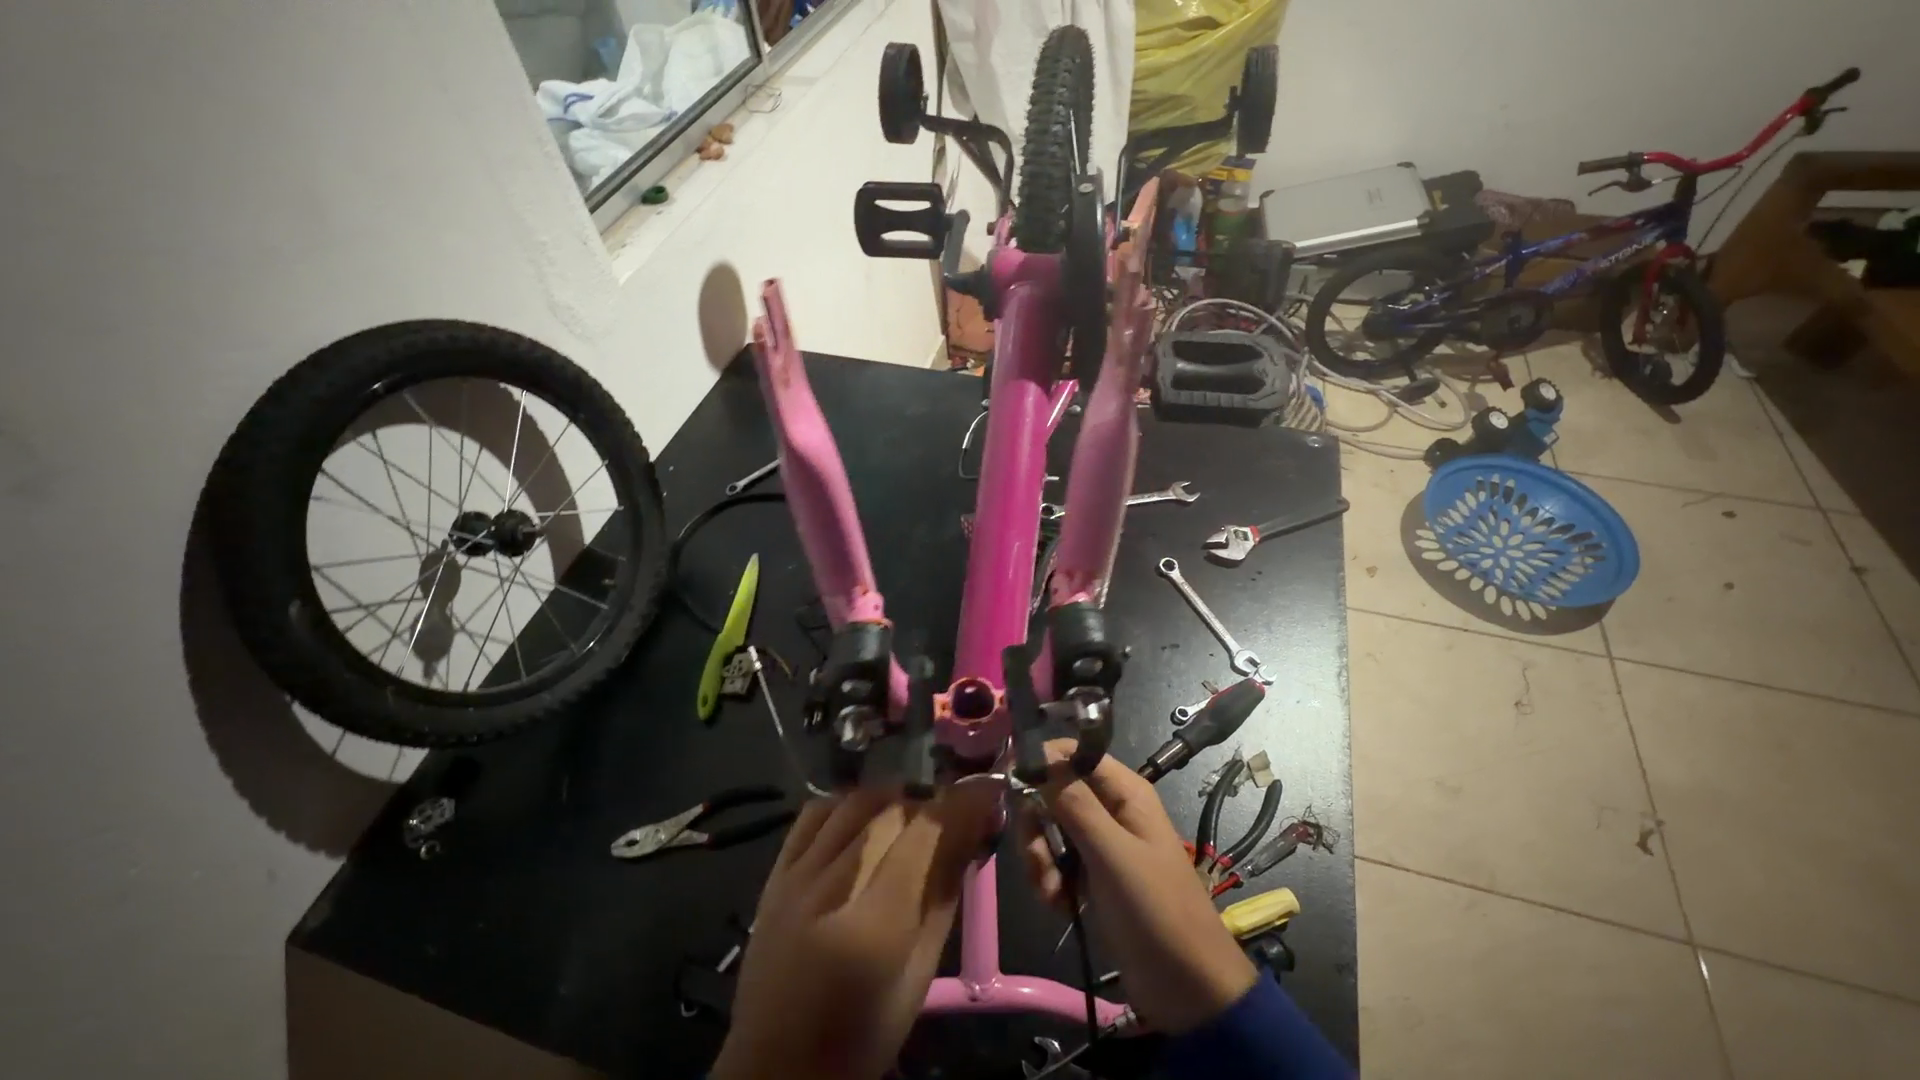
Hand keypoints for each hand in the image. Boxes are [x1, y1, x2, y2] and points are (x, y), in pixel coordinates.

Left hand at [712, 787, 993, 1079]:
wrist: (779, 1062)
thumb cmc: (863, 1032)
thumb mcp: (919, 974)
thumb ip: (944, 898)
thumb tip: (973, 833)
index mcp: (874, 925)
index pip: (926, 836)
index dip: (963, 803)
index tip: (989, 790)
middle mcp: (831, 888)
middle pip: (892, 812)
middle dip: (933, 804)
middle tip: (956, 817)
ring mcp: (795, 876)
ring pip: (854, 802)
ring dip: (894, 799)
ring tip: (914, 817)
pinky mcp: (773, 873)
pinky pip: (814, 813)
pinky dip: (848, 803)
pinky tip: (865, 818)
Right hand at [1022, 742, 1256, 1034]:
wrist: (1186, 986)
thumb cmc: (1154, 910)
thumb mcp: (1111, 853)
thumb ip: (1074, 803)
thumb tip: (1038, 753)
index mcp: (1125, 792)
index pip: (1072, 753)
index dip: (1040, 762)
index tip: (1009, 783)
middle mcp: (1111, 811)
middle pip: (1053, 793)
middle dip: (1036, 824)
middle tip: (1037, 855)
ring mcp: (1101, 846)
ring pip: (1049, 831)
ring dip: (1041, 859)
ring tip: (1051, 891)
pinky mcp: (1093, 878)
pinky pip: (1056, 863)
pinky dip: (1050, 881)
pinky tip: (1058, 905)